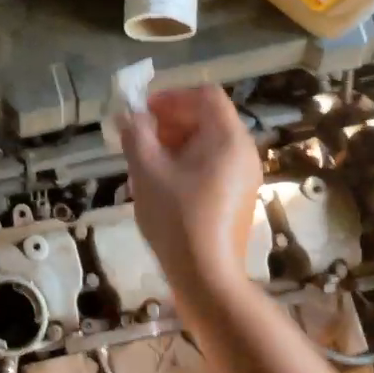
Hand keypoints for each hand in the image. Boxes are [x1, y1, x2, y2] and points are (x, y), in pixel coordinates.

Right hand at [117, 85, 264, 295]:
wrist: (207, 276)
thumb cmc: (176, 218)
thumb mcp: (146, 171)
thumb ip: (136, 134)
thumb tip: (129, 115)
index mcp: (227, 138)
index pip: (205, 95)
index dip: (171, 96)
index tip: (142, 113)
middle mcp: (243, 151)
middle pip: (207, 118)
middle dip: (169, 121)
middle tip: (138, 139)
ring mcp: (244, 175)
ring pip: (208, 143)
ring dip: (174, 143)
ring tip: (144, 163)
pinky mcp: (238, 195)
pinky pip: (212, 164)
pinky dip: (186, 163)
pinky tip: (162, 184)